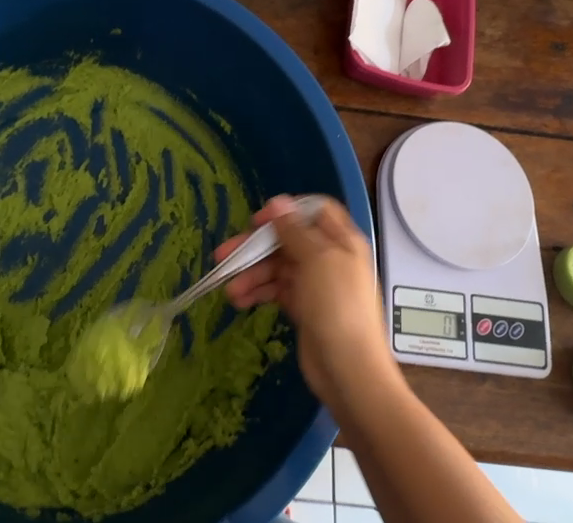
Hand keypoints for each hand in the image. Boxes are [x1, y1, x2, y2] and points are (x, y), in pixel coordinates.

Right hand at [214, 195, 396, 416]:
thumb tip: (278, 201)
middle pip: (287, 240)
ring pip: (277, 267)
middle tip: (223, 255)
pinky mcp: (303, 307)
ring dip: (251, 274)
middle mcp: (329, 257)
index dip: (285, 212)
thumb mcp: (317, 260)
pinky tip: (238, 301)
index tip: (258, 221)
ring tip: (229, 290)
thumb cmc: (338, 307)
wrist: (349, 370)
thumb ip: (295, 230)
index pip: (313, 211)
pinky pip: (275, 290)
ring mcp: (315, 284)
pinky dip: (257, 293)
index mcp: (341, 240)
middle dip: (255, 247)